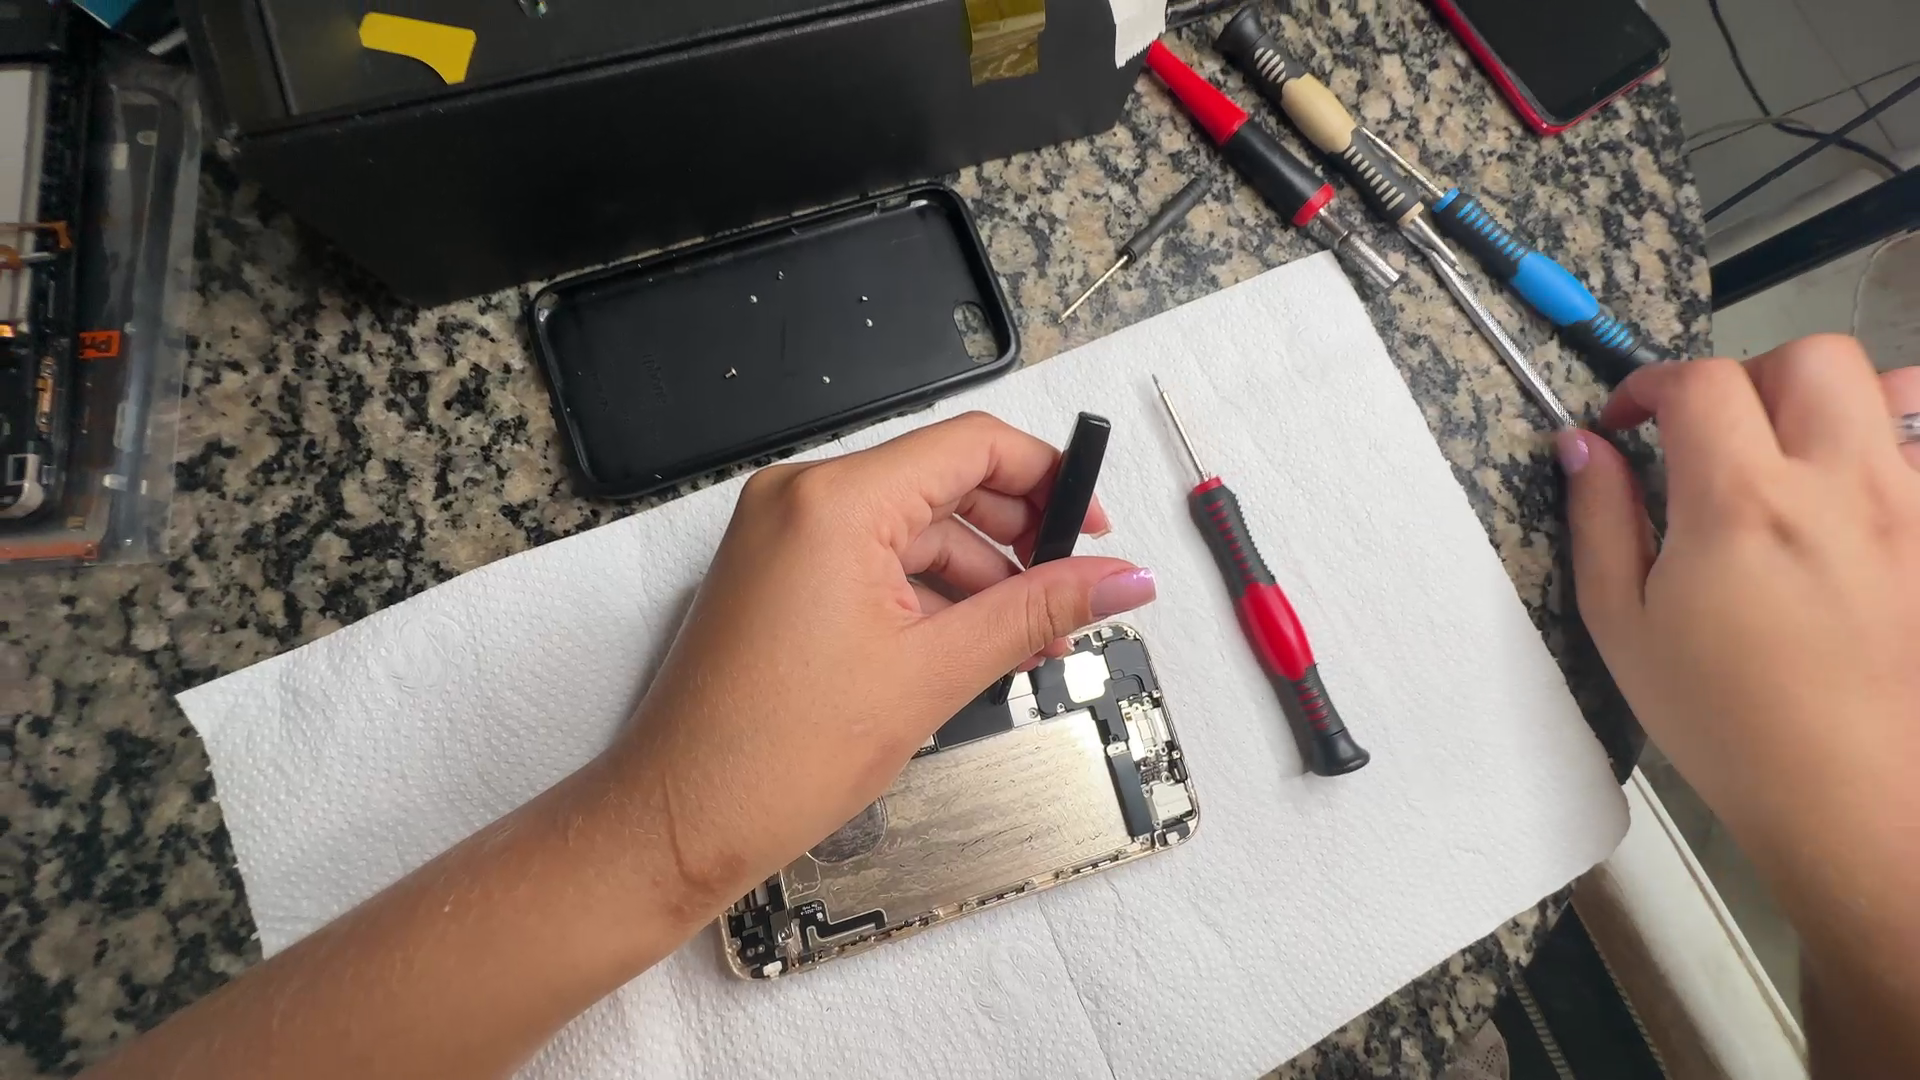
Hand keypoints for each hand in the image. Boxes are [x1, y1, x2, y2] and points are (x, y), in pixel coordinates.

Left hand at [607, 411, 1156, 916]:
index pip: (972, 445)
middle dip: (1017, 537)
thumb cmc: (776, 755)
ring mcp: (787, 532)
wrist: (679, 821)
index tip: (1089, 524)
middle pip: (945, 483)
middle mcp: (802, 497)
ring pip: (914, 527)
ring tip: (1025, 637)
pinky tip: (968, 639)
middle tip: (1068, 590)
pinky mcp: (784, 568)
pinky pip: (877, 556)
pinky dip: (929, 590)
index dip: (1047, 477)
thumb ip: (1038, 610)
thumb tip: (1121, 578)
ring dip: (978, 575)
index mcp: (835, 500)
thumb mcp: (935, 671)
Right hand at [1558, 335, 1919, 1065]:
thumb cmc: (1708, 704)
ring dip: (1823, 401)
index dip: (1646, 385)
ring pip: (1894, 386)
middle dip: (1738, 378)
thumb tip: (1580, 443)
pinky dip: (1886, 442)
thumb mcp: (1616, 613)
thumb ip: (1600, 516)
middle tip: (1699, 433)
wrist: (1845, 789)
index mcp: (1740, 506)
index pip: (1701, 385)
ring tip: (1780, 454)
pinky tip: (1845, 493)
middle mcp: (1845, 487)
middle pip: (1808, 360)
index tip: (1621, 423)